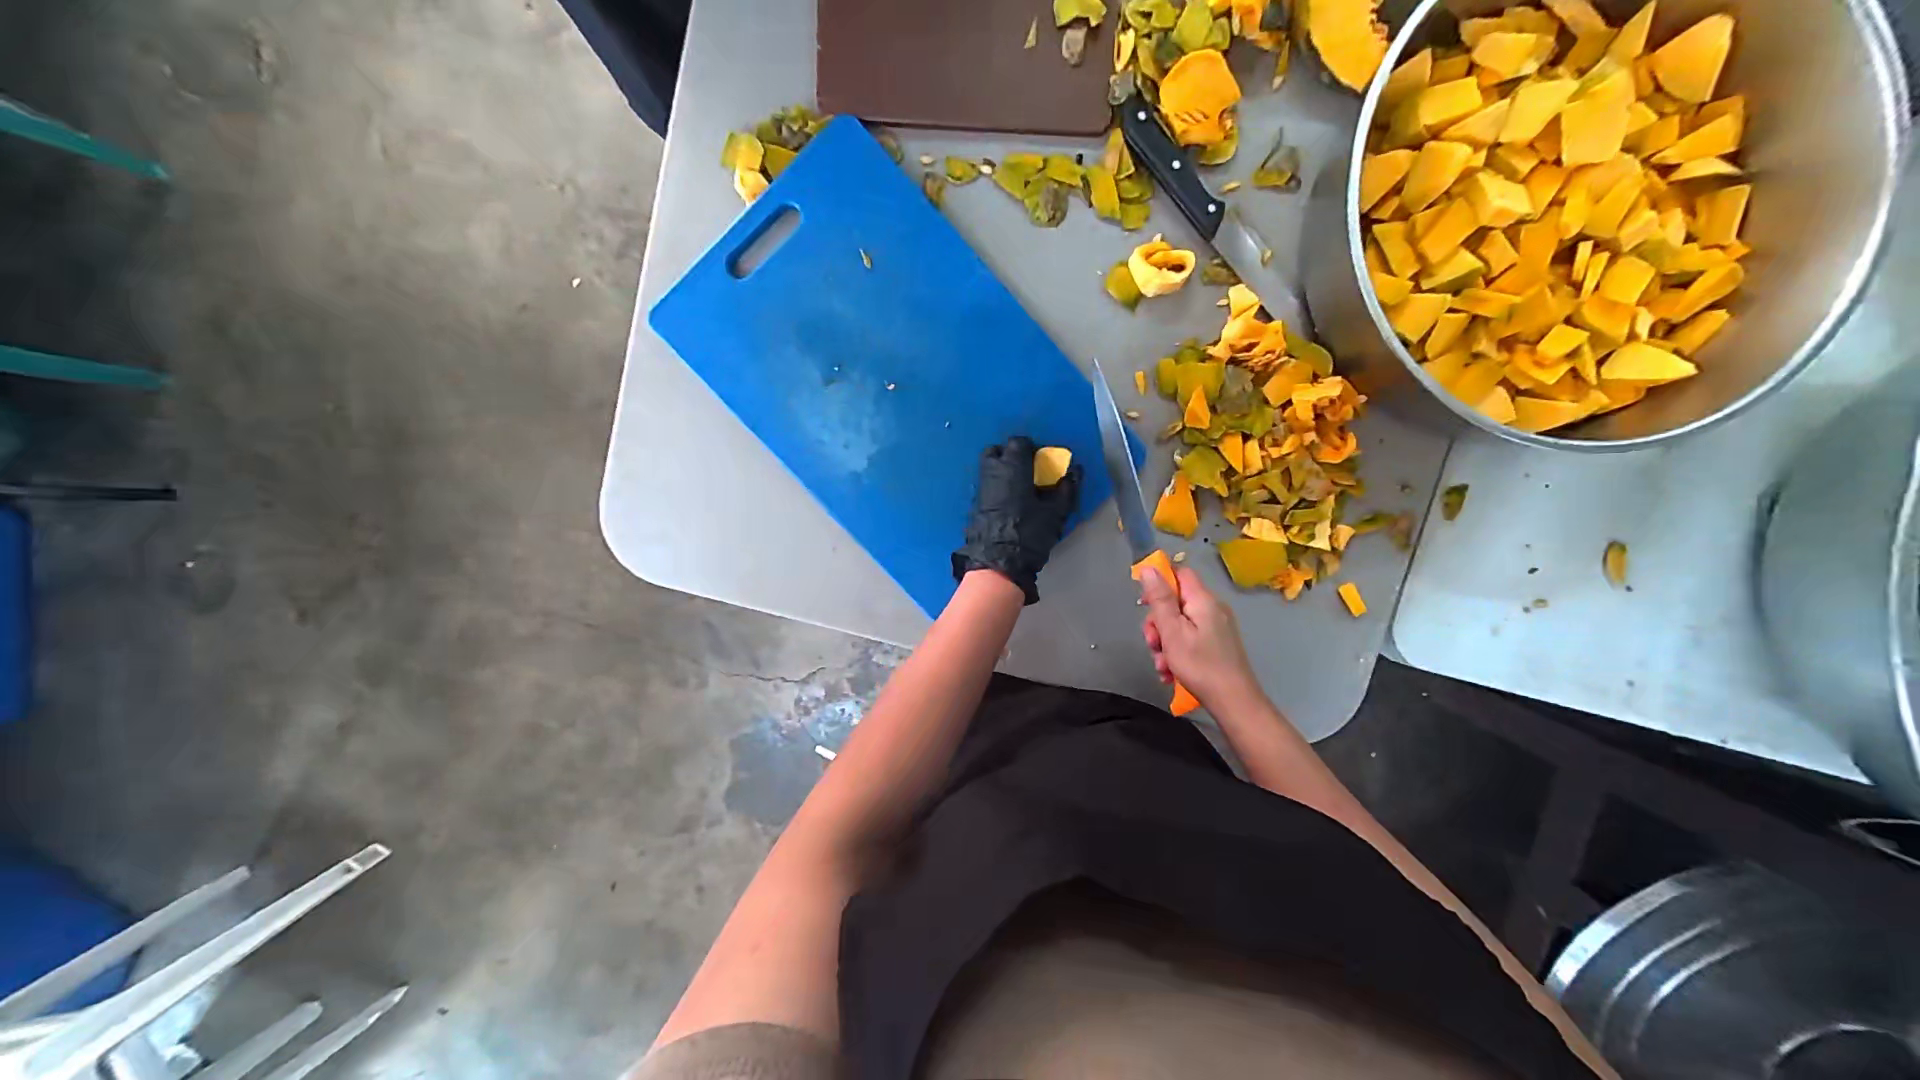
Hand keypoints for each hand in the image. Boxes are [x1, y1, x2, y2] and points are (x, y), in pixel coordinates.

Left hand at [951, 436, 1081, 604]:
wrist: (998, 562)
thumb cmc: (1029, 533)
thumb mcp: (1056, 513)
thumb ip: (1067, 489)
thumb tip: (1075, 472)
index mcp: (1012, 467)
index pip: (1019, 442)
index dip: (1032, 448)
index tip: (1042, 461)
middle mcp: (992, 472)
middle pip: (997, 451)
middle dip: (1011, 456)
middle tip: (1027, 471)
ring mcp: (981, 488)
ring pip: (989, 468)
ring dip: (1002, 471)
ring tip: (1019, 488)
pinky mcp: (975, 504)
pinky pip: (986, 485)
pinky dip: (996, 487)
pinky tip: (1008, 503)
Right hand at [1139, 565, 1262, 711]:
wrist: (1234, 701)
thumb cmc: (1200, 665)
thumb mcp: (1172, 631)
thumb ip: (1160, 599)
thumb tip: (1150, 568)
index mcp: (1202, 600)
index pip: (1179, 572)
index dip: (1159, 580)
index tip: (1144, 602)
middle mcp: (1212, 609)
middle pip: (1176, 602)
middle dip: (1158, 622)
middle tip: (1152, 643)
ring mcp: (1216, 627)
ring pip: (1179, 624)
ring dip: (1165, 643)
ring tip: (1162, 664)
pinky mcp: (1217, 644)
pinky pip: (1190, 639)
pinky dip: (1177, 653)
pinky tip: (1171, 672)